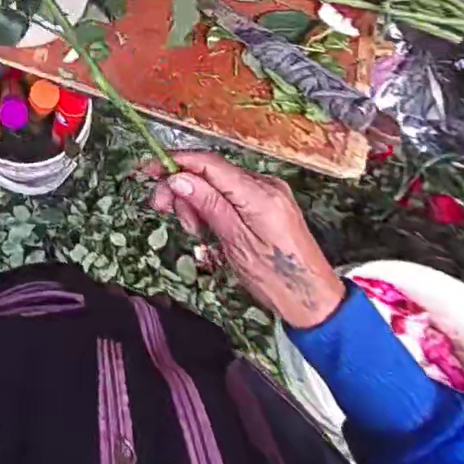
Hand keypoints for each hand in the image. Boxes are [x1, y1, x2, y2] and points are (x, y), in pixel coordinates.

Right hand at [150, 151, 346, 328]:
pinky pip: (231, 192)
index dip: (176, 162)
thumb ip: (209, 206)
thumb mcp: (236, 245)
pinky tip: (208, 227)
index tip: (148, 170)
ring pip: (219, 181)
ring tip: (194, 231)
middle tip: (164, 211)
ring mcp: (268, 190)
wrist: (315, 301)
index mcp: (259, 193)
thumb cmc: (276, 280)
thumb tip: (178, 178)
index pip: (210, 163)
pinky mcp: (268, 201)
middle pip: (212, 170)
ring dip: (197, 199)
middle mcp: (265, 183)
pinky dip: (213, 205)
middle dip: (184, 186)